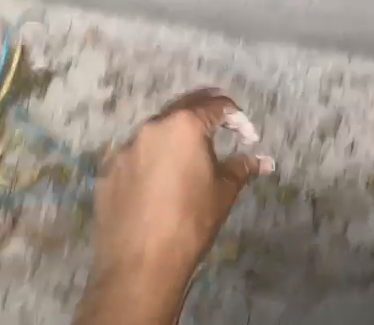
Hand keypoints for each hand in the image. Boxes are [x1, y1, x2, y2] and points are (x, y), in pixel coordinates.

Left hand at [78, 90, 272, 324]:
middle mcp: (153, 127)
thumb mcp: (224, 190)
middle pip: (184, 107)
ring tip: (191, 152)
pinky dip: (152, 157)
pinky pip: (135, 154)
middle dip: (206, 113)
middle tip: (224, 125)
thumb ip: (243, 167)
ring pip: (157, 130)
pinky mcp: (108, 172)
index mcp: (185, 124)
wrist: (140, 267)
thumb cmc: (191, 221)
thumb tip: (265, 162)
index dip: (238, 118)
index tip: (248, 136)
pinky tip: (160, 178)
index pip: (217, 106)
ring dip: (176, 134)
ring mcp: (125, 149)